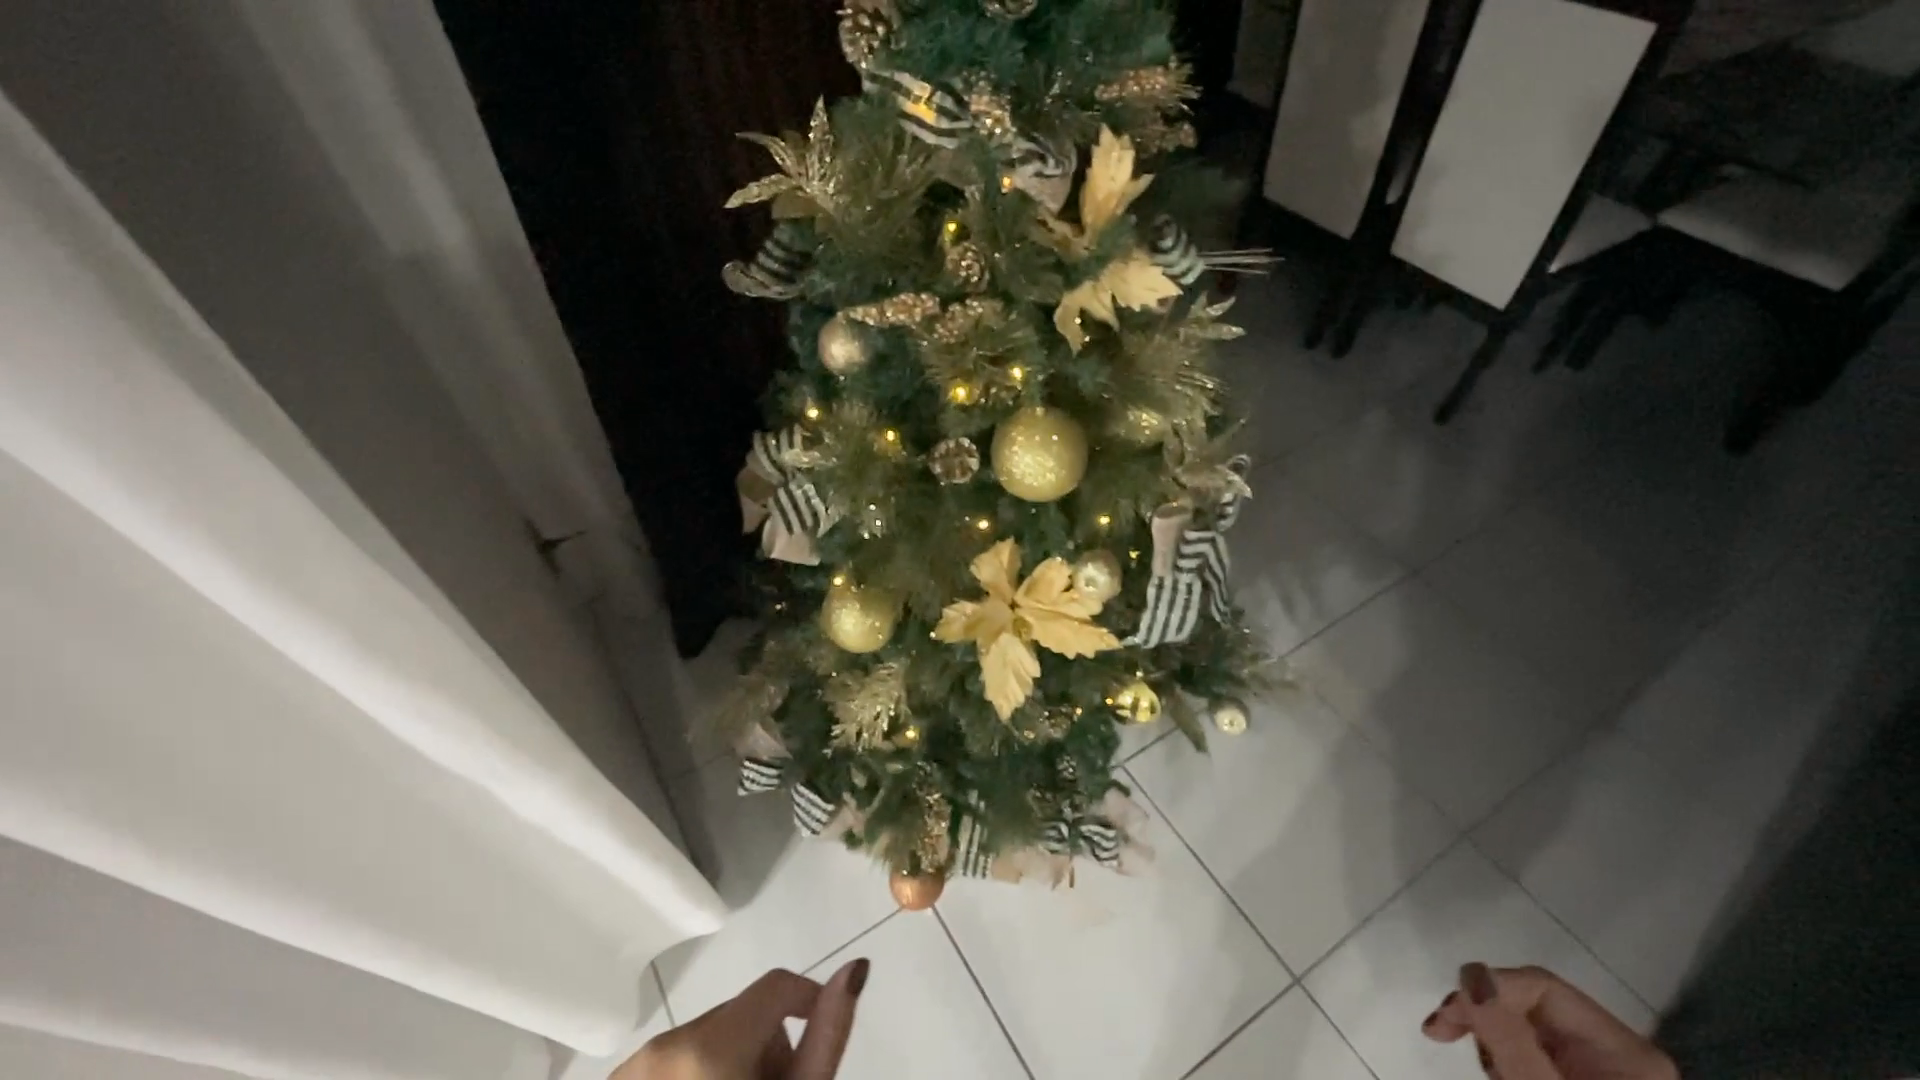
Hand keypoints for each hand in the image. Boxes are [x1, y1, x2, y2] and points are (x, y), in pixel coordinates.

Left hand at [614, 959, 867, 1079]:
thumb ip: (827, 1036)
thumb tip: (855, 968)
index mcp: (712, 1045)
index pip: (777, 986)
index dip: (809, 1001)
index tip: (817, 1040)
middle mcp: (665, 1045)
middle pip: (741, 1016)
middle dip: (766, 1049)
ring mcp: (632, 1069)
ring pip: (706, 1037)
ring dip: (730, 1064)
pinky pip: (672, 1059)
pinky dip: (695, 1078)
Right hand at [1421, 963, 1677, 1079]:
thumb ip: (1507, 1036)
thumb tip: (1471, 973)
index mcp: (1626, 1051)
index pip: (1540, 986)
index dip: (1486, 988)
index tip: (1441, 1021)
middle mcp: (1621, 1055)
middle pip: (1532, 1006)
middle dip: (1482, 1016)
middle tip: (1436, 1033)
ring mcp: (1604, 1076)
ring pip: (1528, 1030)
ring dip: (1492, 1044)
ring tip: (1485, 1074)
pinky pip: (1534, 1056)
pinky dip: (1505, 1063)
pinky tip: (1498, 1077)